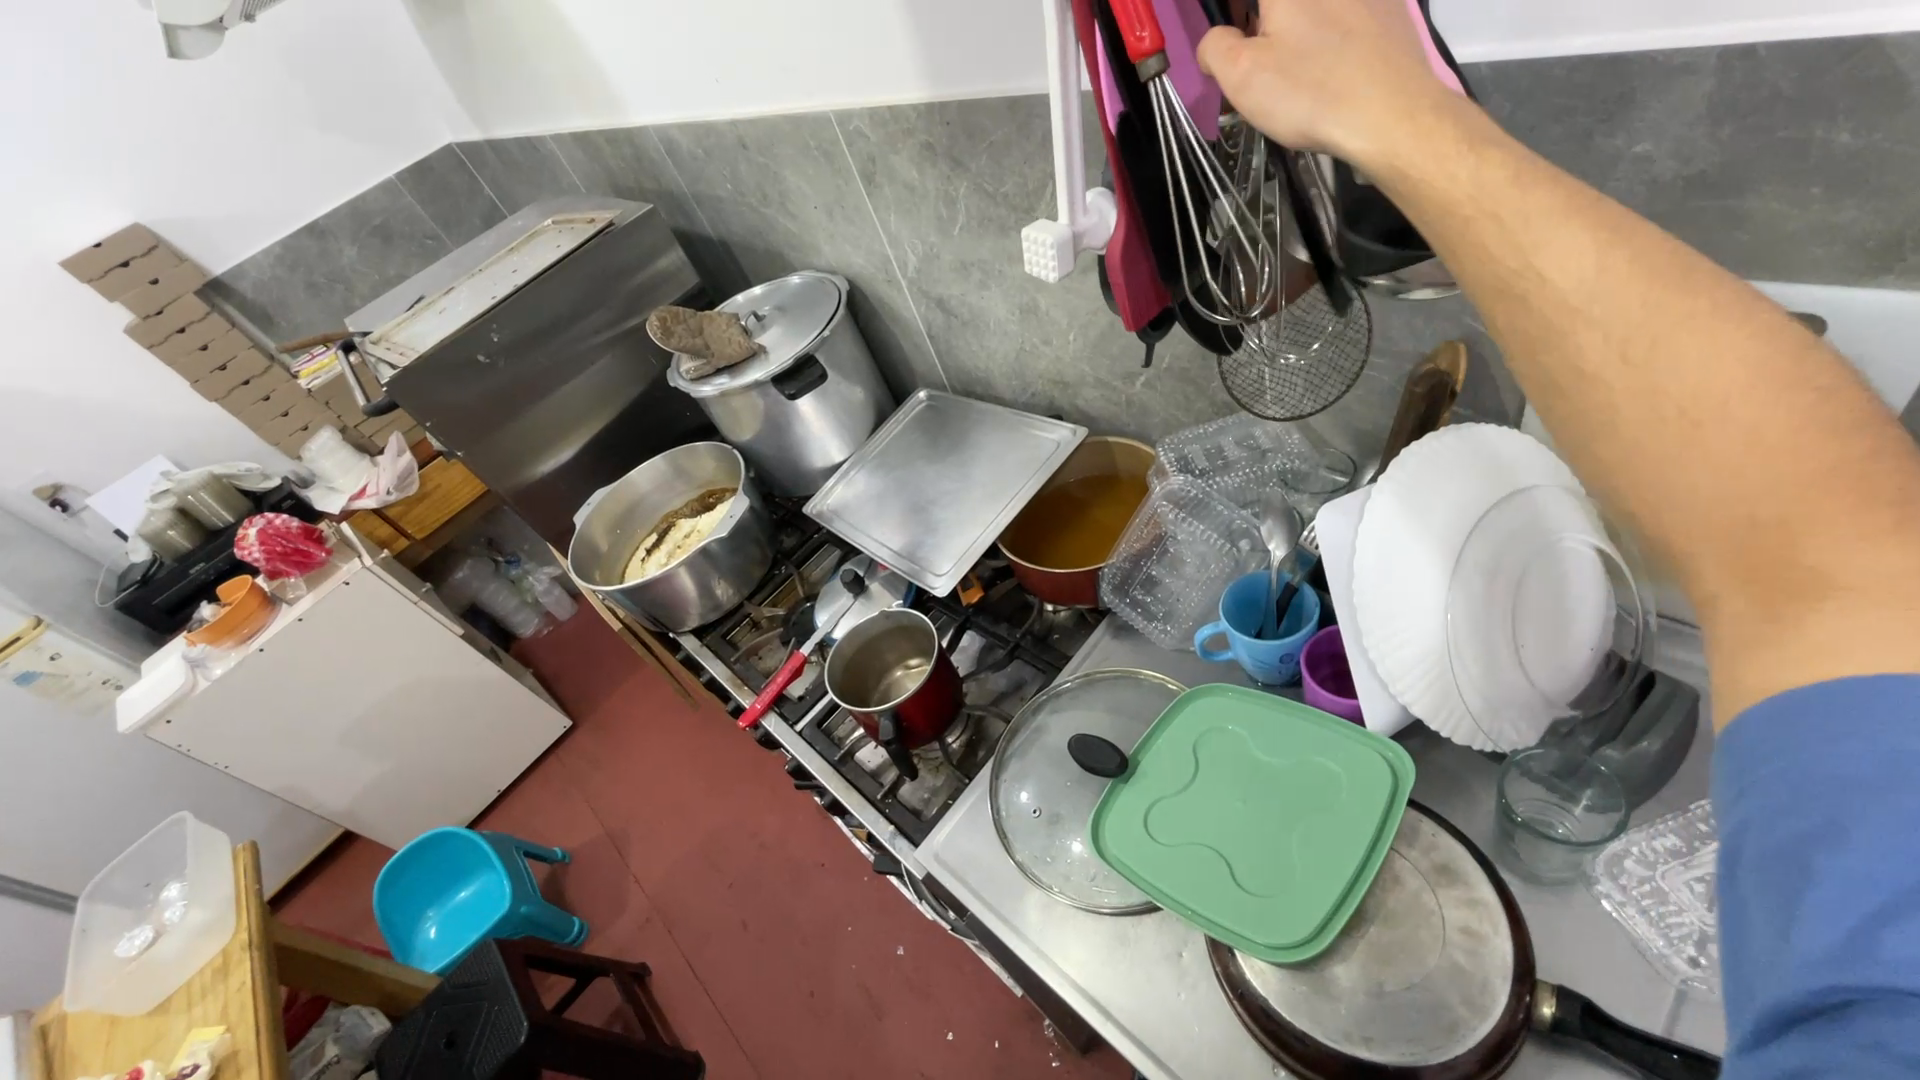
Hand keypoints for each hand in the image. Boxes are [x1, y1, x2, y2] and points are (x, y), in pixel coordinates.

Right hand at [1197, 0, 1459, 165]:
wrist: (1392, 114)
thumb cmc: (1308, 93)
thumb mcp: (1241, 75)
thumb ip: (1215, 47)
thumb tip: (1214, 41)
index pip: (1250, 3)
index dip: (1237, 22)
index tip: (1235, 44)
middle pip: (1282, 10)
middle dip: (1266, 29)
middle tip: (1264, 65)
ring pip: (1317, 15)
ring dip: (1300, 36)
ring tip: (1300, 73)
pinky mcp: (1390, 10)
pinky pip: (1349, 17)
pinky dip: (1335, 37)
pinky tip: (1337, 68)